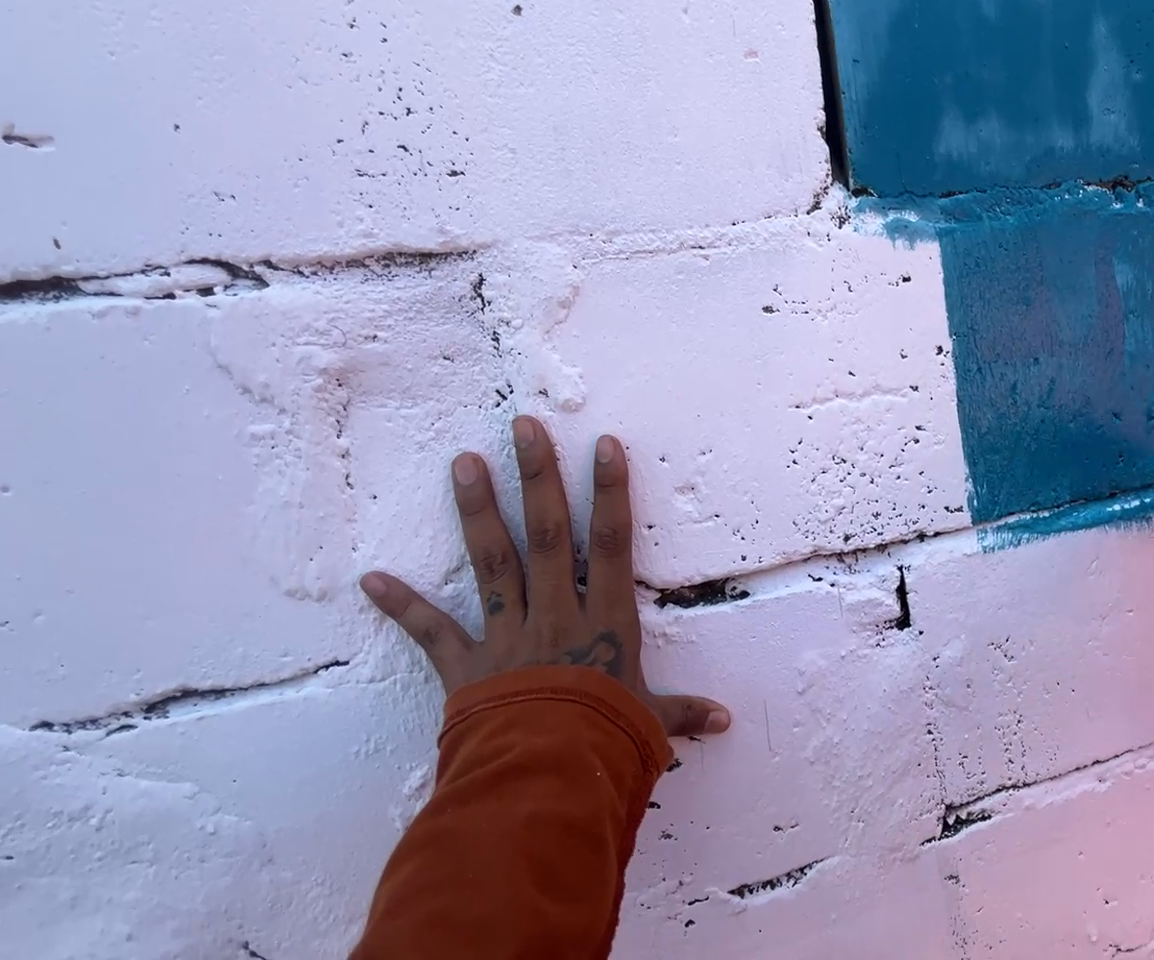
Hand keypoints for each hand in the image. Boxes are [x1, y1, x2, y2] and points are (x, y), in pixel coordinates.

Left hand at [360, 415, 730, 738]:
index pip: (610, 542)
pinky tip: (372, 579)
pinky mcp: (466, 666)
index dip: (610, 492)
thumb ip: (682, 713)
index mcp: (604, 620)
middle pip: (546, 534)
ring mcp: (508, 635)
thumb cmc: (603, 745)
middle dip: (538, 478)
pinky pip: (433, 632)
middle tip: (523, 428)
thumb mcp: (650, 723)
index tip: (604, 446)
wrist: (541, 781)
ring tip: (463, 462)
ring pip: (493, 562)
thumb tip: (725, 720)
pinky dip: (404, 607)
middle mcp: (556, 613)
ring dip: (477, 511)